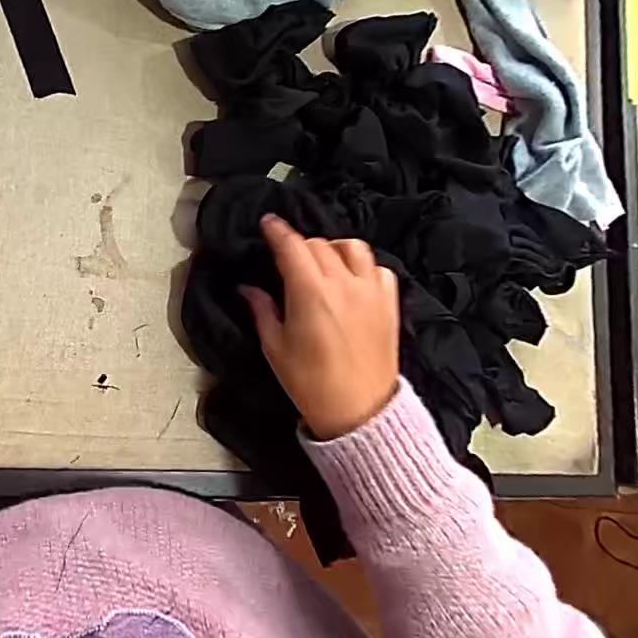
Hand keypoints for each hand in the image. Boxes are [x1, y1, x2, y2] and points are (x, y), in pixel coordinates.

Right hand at [240, 214, 399, 439]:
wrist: (360, 413)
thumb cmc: (314, 385)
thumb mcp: (275, 347)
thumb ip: (261, 310)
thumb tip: (248, 289)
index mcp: (310, 293)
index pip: (291, 245)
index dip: (277, 230)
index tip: (269, 224)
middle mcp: (343, 284)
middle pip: (318, 243)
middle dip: (299, 245)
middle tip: (288, 259)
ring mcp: (369, 292)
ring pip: (352, 247)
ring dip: (333, 248)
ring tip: (323, 262)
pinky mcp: (388, 304)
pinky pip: (379, 268)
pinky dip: (364, 266)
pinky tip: (352, 279)